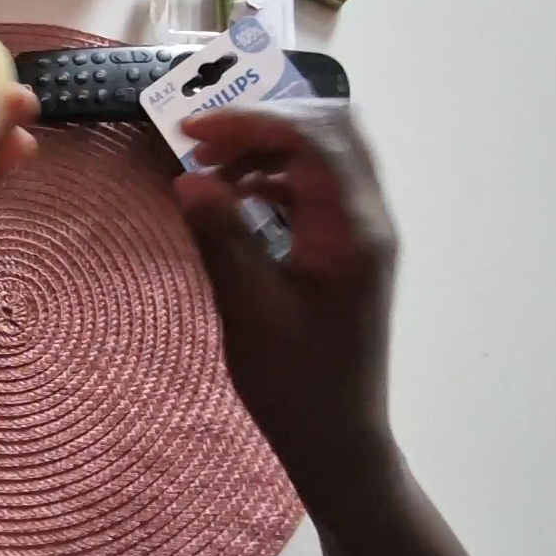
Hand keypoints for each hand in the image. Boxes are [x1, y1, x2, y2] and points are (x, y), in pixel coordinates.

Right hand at [172, 101, 397, 475]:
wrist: (334, 432)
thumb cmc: (291, 379)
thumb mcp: (248, 308)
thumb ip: (222, 237)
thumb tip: (188, 179)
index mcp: (350, 230)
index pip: (312, 139)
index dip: (250, 123)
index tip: (189, 134)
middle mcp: (367, 219)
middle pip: (332, 132)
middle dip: (264, 125)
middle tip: (204, 148)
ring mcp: (361, 232)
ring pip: (326, 157)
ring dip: (269, 150)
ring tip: (213, 175)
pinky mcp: (346, 248)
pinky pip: (316, 190)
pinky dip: (275, 180)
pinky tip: (238, 203)